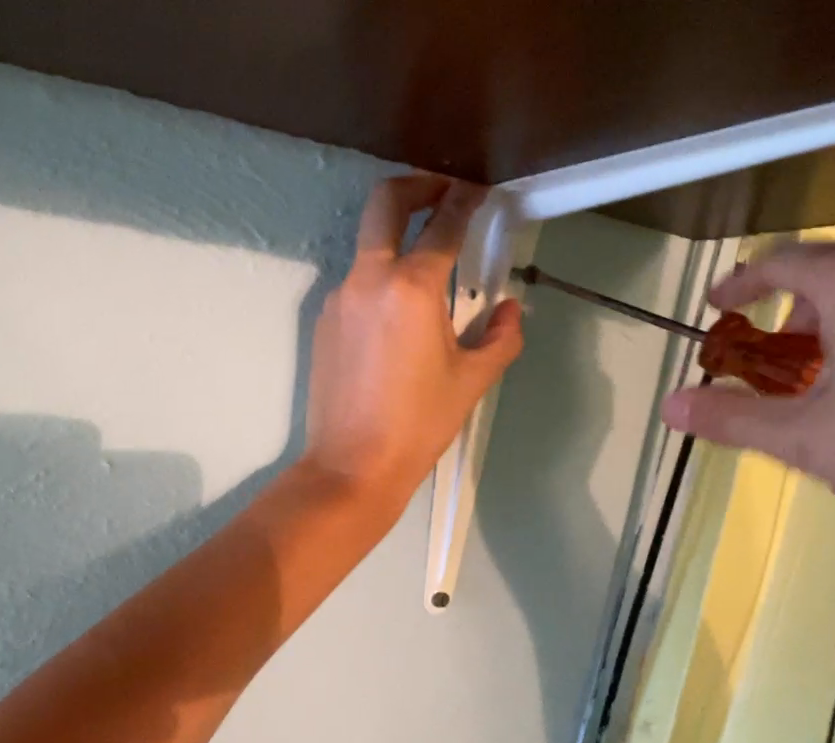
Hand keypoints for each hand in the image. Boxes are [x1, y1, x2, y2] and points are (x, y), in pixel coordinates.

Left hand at [299, 176, 524, 503]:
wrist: (352, 466)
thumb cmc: (418, 425)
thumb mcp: (471, 381)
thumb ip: (500, 337)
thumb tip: (511, 309)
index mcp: (410, 287)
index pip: (443, 224)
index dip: (465, 199)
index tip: (478, 191)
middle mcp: (368, 279)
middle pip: (385, 203)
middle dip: (417, 185)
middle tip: (442, 193)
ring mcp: (338, 299)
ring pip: (367, 245)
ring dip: (397, 239)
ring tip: (428, 273)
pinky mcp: (323, 322)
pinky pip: (356, 284)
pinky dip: (380, 280)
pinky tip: (399, 318)